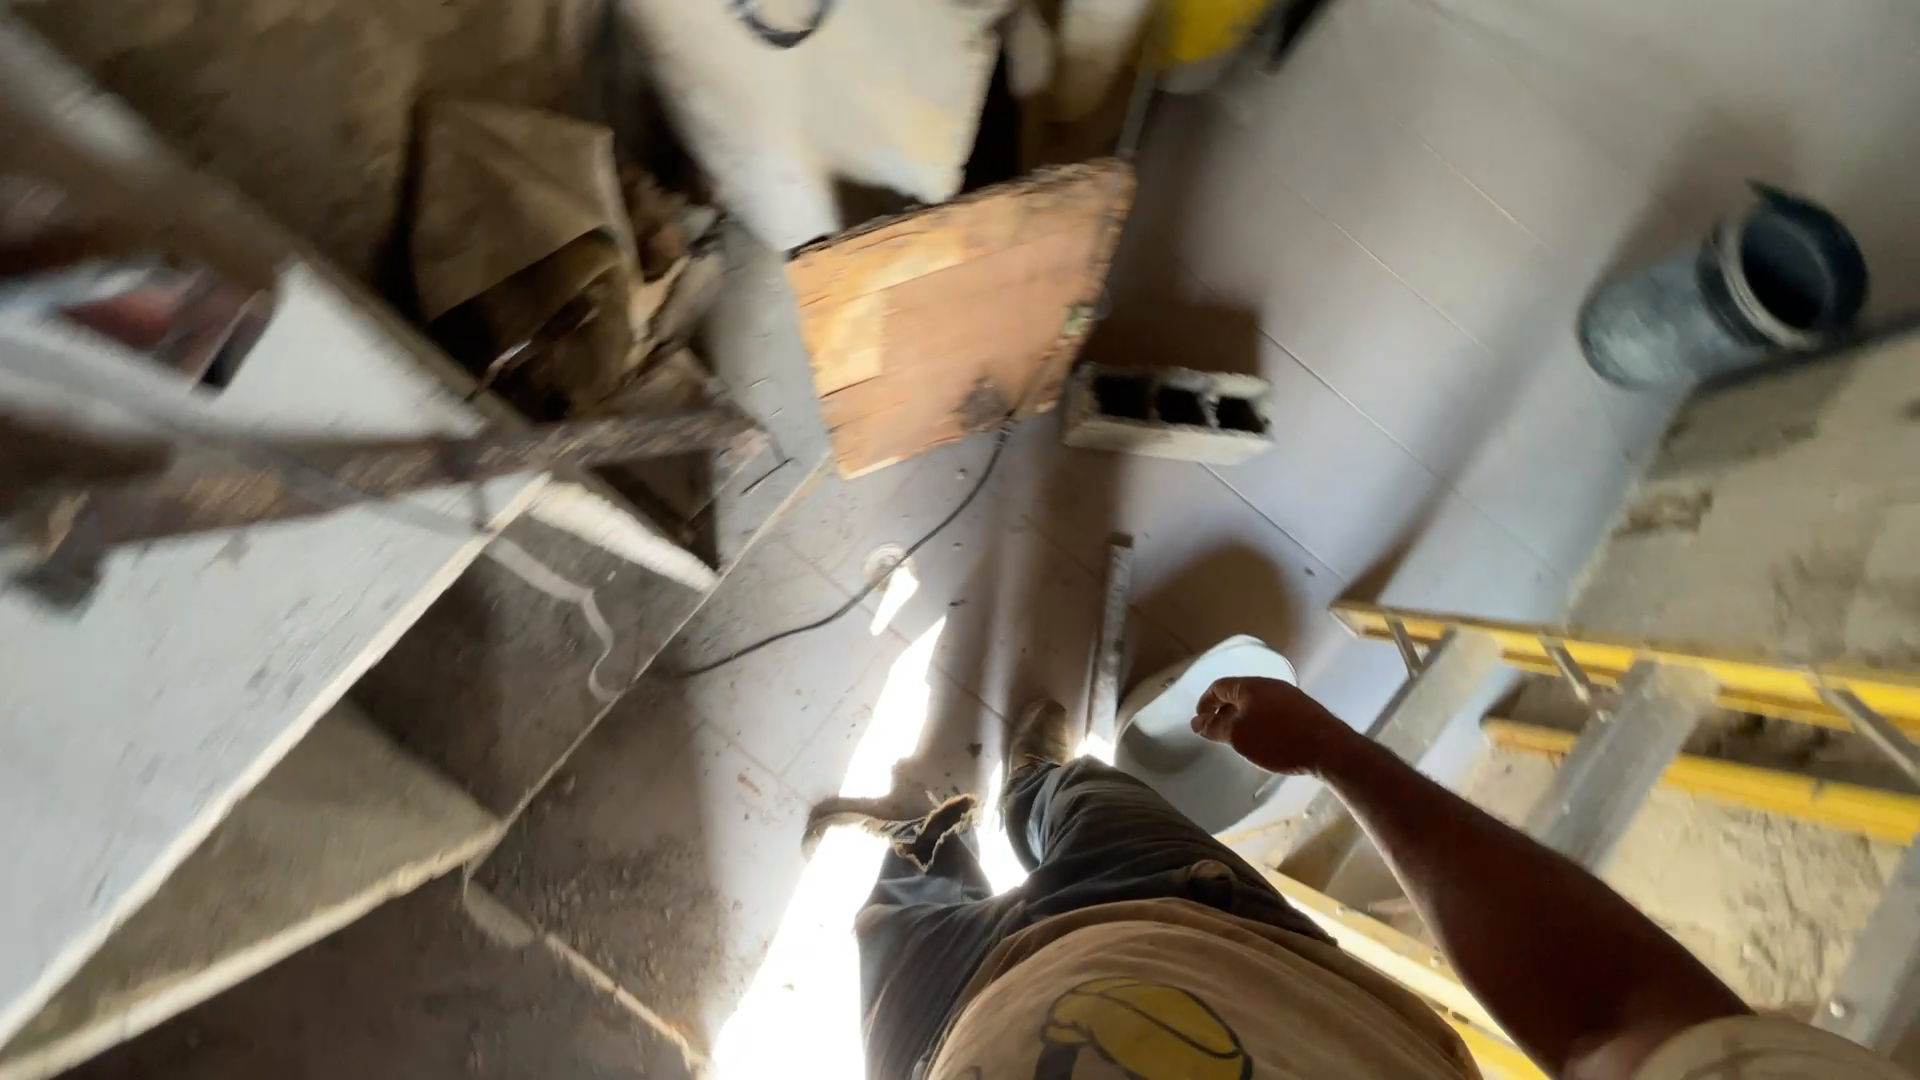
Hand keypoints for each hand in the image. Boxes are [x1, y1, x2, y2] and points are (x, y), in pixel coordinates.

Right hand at [1190, 677, 1364, 775]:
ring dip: (1242, 717)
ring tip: (1238, 737)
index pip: (1218, 686)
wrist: (1330, 749)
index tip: (1199, 721)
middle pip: (1238, 693)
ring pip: (1256, 703)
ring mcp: (1289, 696)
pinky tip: (1264, 739)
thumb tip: (1197, 723)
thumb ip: (1215, 728)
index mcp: (1250, 686)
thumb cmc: (1277, 739)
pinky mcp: (1304, 710)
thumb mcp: (1239, 737)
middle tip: (1215, 731)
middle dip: (1223, 711)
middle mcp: (1269, 685)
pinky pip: (1273, 710)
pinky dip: (1260, 721)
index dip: (1205, 702)